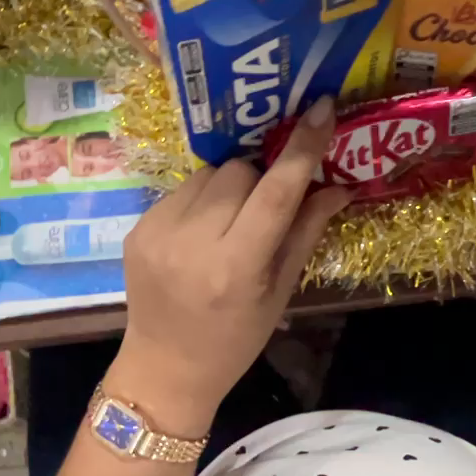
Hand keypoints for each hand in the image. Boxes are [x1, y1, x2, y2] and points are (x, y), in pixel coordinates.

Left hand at [104, 97, 350, 437]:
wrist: (165, 367)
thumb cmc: (235, 340)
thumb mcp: (279, 293)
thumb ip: (304, 233)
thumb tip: (337, 184)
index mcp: (235, 266)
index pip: (276, 191)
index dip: (302, 147)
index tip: (322, 108)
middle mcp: (193, 243)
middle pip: (240, 170)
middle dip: (261, 180)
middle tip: (265, 210)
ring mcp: (158, 232)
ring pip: (209, 173)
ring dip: (230, 187)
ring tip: (230, 224)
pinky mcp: (138, 227)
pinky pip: (183, 189)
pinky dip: (202, 201)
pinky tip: (202, 234)